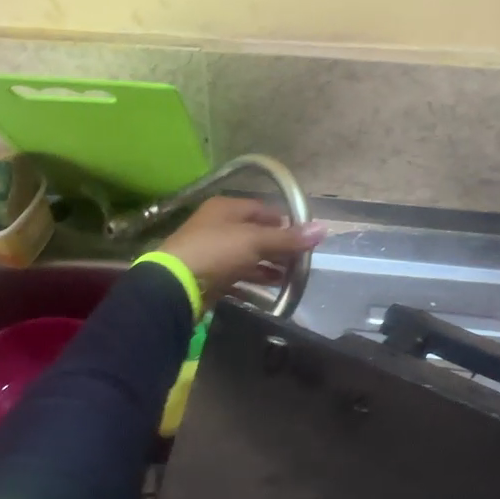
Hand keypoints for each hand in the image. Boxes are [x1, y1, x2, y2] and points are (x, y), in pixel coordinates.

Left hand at [157, 197, 326, 302]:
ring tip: (292, 278)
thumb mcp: (254, 241)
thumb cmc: (216, 252)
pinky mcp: (210, 276)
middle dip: (279, 247)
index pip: (262, 210)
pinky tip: (272, 289)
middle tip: (302, 262)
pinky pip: (238, 275)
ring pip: (248, 256)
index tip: (304, 237)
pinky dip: (255, 280)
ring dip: (269, 266)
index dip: (284, 222)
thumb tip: (324, 229)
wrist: (175, 285)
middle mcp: (218, 226)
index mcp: (226, 209)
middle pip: (256, 234)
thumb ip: (288, 239)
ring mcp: (213, 252)